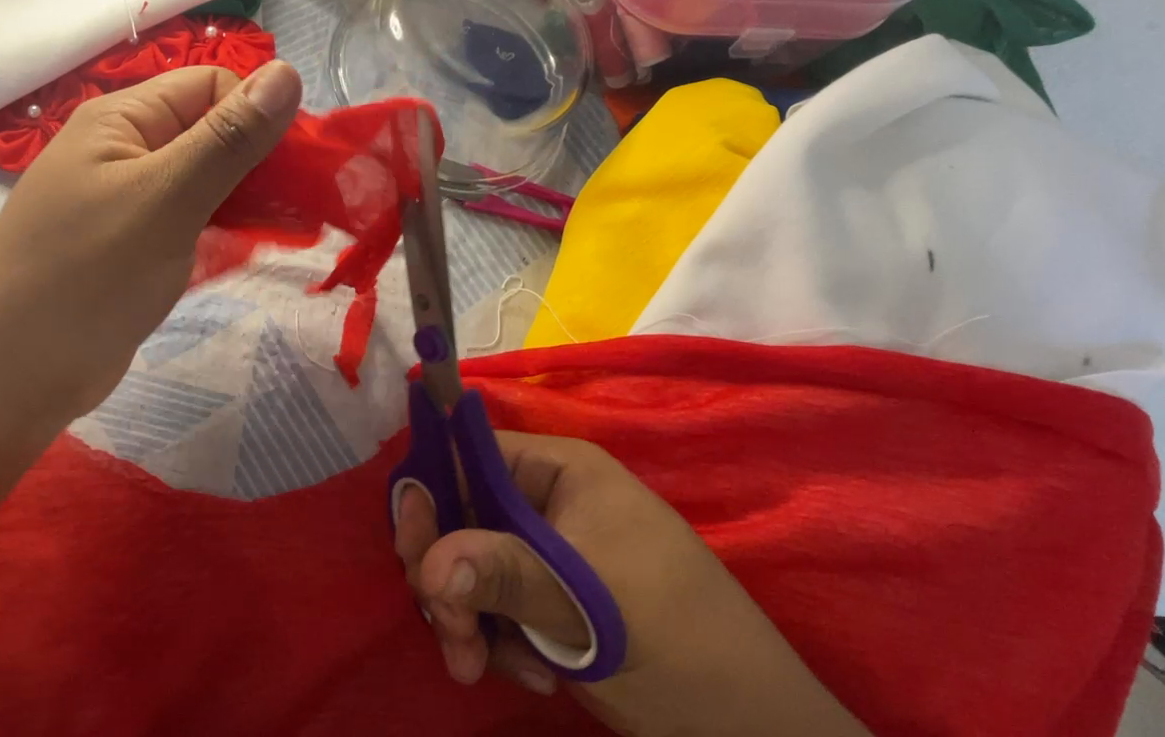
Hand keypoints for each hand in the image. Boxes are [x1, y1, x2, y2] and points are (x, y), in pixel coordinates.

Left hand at [0, 61, 302, 428]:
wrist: (9, 378)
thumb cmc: (87, 279)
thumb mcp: (165, 201)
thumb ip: (228, 139)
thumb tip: (288, 72)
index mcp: (121, 120)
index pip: (211, 86)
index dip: (258, 116)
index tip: (295, 170)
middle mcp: (120, 150)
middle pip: (209, 132)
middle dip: (257, 164)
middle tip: (299, 211)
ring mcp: (123, 201)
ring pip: (202, 181)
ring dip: (243, 202)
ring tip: (281, 237)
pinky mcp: (128, 247)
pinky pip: (185, 222)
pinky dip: (218, 233)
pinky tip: (241, 256)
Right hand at [394, 432, 868, 736]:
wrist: (751, 731)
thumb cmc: (678, 646)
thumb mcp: (588, 605)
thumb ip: (502, 573)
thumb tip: (426, 563)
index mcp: (562, 471)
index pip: (466, 455)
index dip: (429, 496)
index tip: (413, 556)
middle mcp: (549, 500)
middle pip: (460, 515)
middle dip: (446, 576)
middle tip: (452, 634)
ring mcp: (549, 550)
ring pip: (468, 564)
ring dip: (466, 617)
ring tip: (482, 667)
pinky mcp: (550, 595)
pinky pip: (492, 601)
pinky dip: (492, 638)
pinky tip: (528, 672)